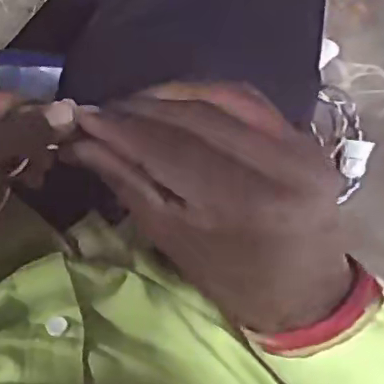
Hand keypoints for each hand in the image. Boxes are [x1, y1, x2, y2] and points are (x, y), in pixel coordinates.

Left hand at [0, 91, 67, 280]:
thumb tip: (70, 110)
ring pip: (6, 162)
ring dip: (15, 175)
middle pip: (12, 131)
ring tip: (25, 186)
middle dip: (29, 150)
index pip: (12, 102)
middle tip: (42, 169)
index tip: (70, 136)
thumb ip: (23, 130)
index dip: (41, 117)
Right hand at [62, 82, 353, 334]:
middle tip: (96, 111)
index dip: (118, 126)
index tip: (79, 116)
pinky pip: (243, 97)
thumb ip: (124, 179)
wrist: (303, 291)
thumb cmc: (226, 276)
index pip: (166, 146)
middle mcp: (277, 164)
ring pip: (216, 97)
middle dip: (134, 109)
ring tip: (126, 106)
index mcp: (240, 202)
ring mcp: (299, 144)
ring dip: (163, 96)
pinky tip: (168, 100)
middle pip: (191, 116)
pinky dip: (198, 93)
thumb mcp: (166, 234)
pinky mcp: (305, 134)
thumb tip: (79, 141)